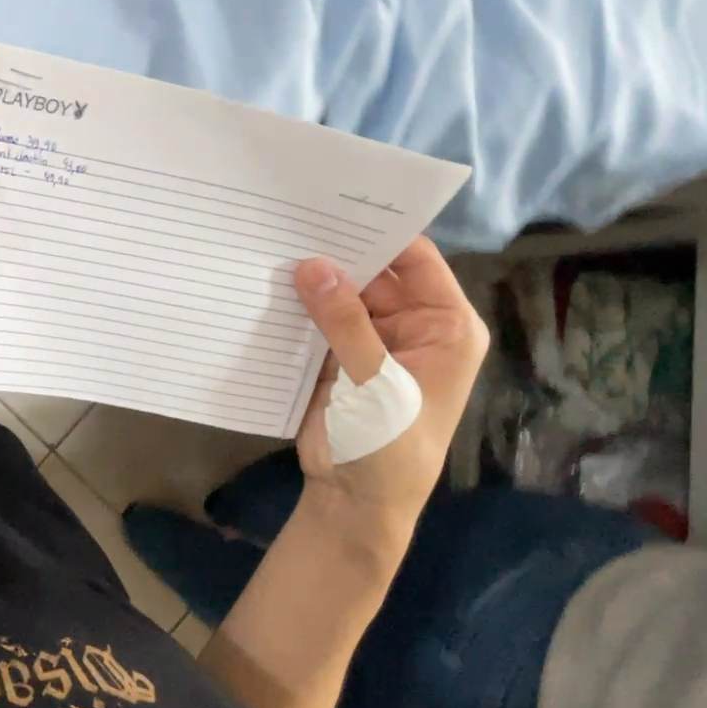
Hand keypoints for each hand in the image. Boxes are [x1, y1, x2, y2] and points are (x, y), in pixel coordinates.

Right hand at [291, 236, 487, 558]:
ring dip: (308, 285)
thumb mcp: (376, 380)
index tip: (334, 208)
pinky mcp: (334, 362)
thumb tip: (311, 265)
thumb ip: (345, 322)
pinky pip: (314, 325)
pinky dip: (293, 312)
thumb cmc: (389, 443)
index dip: (380, 234)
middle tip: (287, 224)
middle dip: (335, 257)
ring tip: (267, 250)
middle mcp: (409, 328)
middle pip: (371, 277)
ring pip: (337, 300)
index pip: (416, 262)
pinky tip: (262, 291)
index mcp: (444, 326)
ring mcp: (368, 344)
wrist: (356, 500)